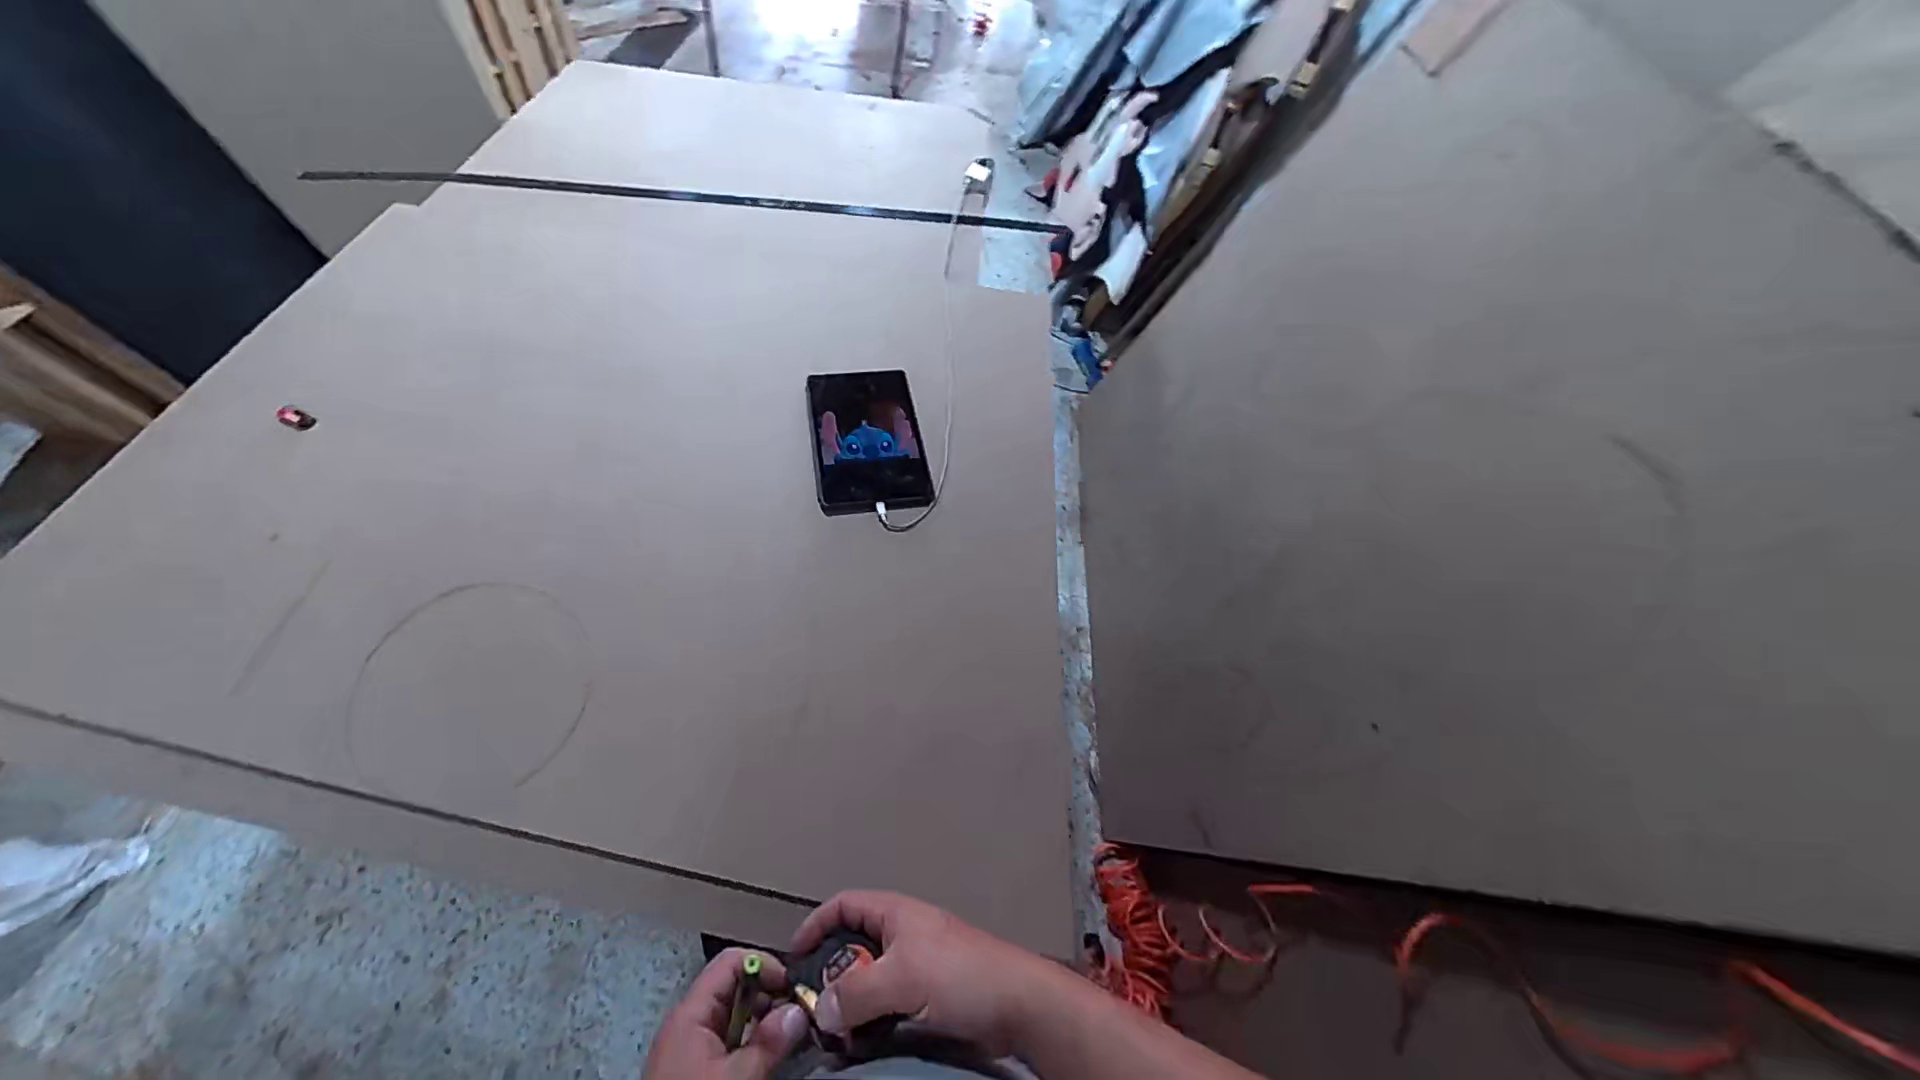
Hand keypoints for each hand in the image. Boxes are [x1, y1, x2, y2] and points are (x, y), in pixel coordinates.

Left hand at [644, 948, 810, 1079]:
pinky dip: (752, 1045)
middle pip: (736, 987)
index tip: (793, 990)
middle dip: (769, 997)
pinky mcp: (695, 1073)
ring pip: (736, 1016)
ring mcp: (691, 1050)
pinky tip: (769, 1061)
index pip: (732, 962)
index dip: (765, 967)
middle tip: (797, 1018)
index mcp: (691, 1014)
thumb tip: (798, 1012)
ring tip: (788, 1041)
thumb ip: (768, 1043)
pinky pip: (730, 1043)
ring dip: (764, 1023)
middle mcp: (689, 1024)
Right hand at [791, 891, 1071, 1056]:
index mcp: (896, 912)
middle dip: (832, 975)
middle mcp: (904, 934)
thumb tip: (822, 1010)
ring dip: (852, 1004)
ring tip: (840, 1032)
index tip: (795, 958)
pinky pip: (887, 1003)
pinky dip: (871, 1020)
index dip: (816, 924)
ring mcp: (917, 965)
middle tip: (818, 1009)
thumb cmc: (963, 975)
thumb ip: (857, 992)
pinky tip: (866, 1041)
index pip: (844, 904)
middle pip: (853, 947)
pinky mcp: (928, 995)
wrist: (1018, 1003)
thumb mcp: (903, 977)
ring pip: (869, 981)